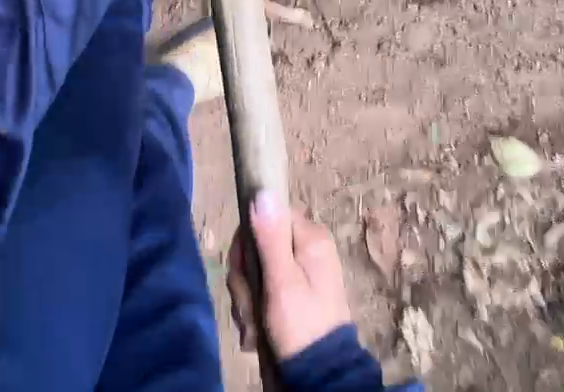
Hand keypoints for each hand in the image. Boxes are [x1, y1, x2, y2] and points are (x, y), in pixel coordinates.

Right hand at [228, 191, 352, 360]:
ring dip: (247, 293)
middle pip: (258, 240)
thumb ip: (271, 237)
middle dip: (245, 274)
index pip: (266, 214)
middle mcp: (308, 247)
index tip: (243, 269)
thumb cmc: (301, 326)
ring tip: (251, 321)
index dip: (248, 240)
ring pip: (257, 264)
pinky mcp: (296, 288)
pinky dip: (255, 303)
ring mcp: (303, 268)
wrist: (320, 376)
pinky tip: (255, 325)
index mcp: (311, 238)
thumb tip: (262, 190)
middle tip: (247, 303)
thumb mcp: (282, 282)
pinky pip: (265, 281)